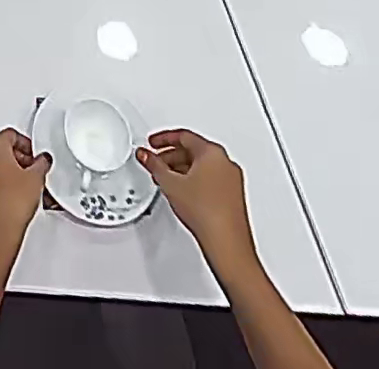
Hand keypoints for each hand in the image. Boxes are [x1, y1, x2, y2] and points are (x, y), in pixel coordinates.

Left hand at [0, 128, 51, 242]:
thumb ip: (41, 163)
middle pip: (3, 148)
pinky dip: (6, 183)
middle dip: (20, 157)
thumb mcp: (36, 177)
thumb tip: (42, 161)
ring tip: (30, 184)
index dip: (27, 143)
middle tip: (34, 167)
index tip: (36, 154)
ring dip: (13, 170)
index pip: (11, 134)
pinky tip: (19, 195)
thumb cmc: (11, 202)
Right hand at [136, 129, 254, 266]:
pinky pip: (210, 178)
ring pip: (202, 165)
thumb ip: (153, 164)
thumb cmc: (206, 212)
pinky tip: (181, 190)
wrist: (226, 243)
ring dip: (181, 168)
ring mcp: (232, 180)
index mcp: (213, 153)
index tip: (153, 142)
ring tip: (165, 177)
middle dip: (171, 154)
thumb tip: (145, 155)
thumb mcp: (169, 182)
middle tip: (156, 160)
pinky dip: (193, 179)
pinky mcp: (233, 195)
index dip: (164, 138)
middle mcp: (226, 163)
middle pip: (193, 150)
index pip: (184, 136)